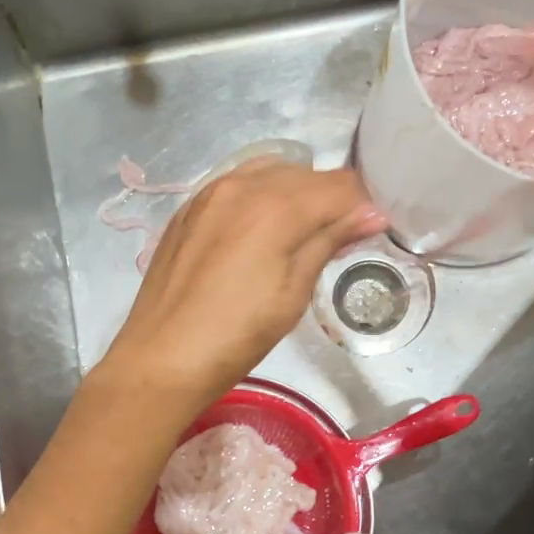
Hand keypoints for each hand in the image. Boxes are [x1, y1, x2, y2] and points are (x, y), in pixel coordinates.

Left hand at [102, 159, 384, 404]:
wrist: (161, 359)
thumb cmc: (235, 336)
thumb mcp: (292, 294)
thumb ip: (328, 243)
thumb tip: (372, 213)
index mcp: (275, 206)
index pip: (341, 186)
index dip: (363, 207)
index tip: (370, 233)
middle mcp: (241, 185)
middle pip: (305, 175)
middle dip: (329, 200)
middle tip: (337, 241)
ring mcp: (209, 193)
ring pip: (269, 174)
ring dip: (293, 195)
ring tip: (296, 238)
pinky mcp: (187, 210)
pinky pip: (236, 186)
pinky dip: (258, 199)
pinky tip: (257, 235)